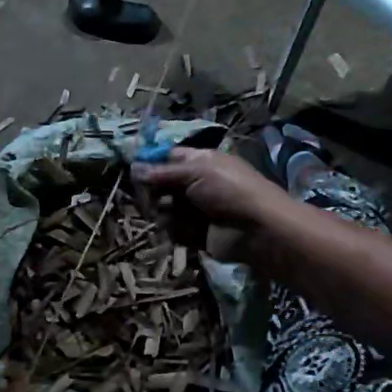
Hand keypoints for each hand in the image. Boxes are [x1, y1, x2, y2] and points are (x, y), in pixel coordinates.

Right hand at [132, 148, 292, 260]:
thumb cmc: (230, 191)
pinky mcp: (196, 234)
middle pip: (161, 185)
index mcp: (201, 161)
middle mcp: (198, 183)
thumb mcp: (197, 172)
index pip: (168, 158)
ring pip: (164, 209)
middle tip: (152, 199)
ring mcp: (197, 209)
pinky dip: (178, 231)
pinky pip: (174, 230)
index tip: (133, 172)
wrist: (258, 229)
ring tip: (177, 216)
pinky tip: (190, 231)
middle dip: (154, 193)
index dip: (150, 163)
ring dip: (166, 213)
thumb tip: (134, 168)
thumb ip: (163, 172)